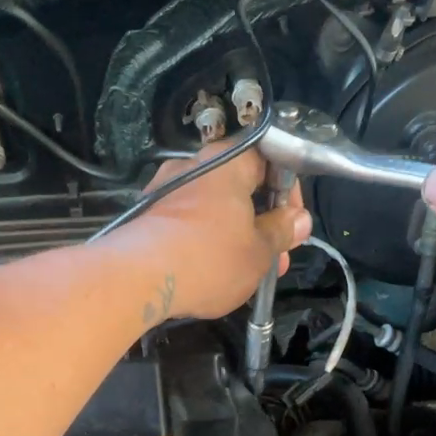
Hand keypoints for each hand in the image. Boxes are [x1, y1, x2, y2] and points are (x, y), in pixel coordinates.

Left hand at [132, 141, 310, 320]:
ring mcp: (165, 190)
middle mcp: (193, 166)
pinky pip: (186, 224)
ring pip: (212, 208)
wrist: (136, 279)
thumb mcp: (258, 252)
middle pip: (239, 186)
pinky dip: (203, 242)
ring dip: (234, 235)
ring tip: (246, 272)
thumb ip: (281, 233)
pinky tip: (210, 272)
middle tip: (274, 257)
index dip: (287, 189)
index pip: (269, 157)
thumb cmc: (208, 258)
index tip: (293, 222)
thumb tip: (299, 219)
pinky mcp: (145, 218)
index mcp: (227, 162)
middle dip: (262, 221)